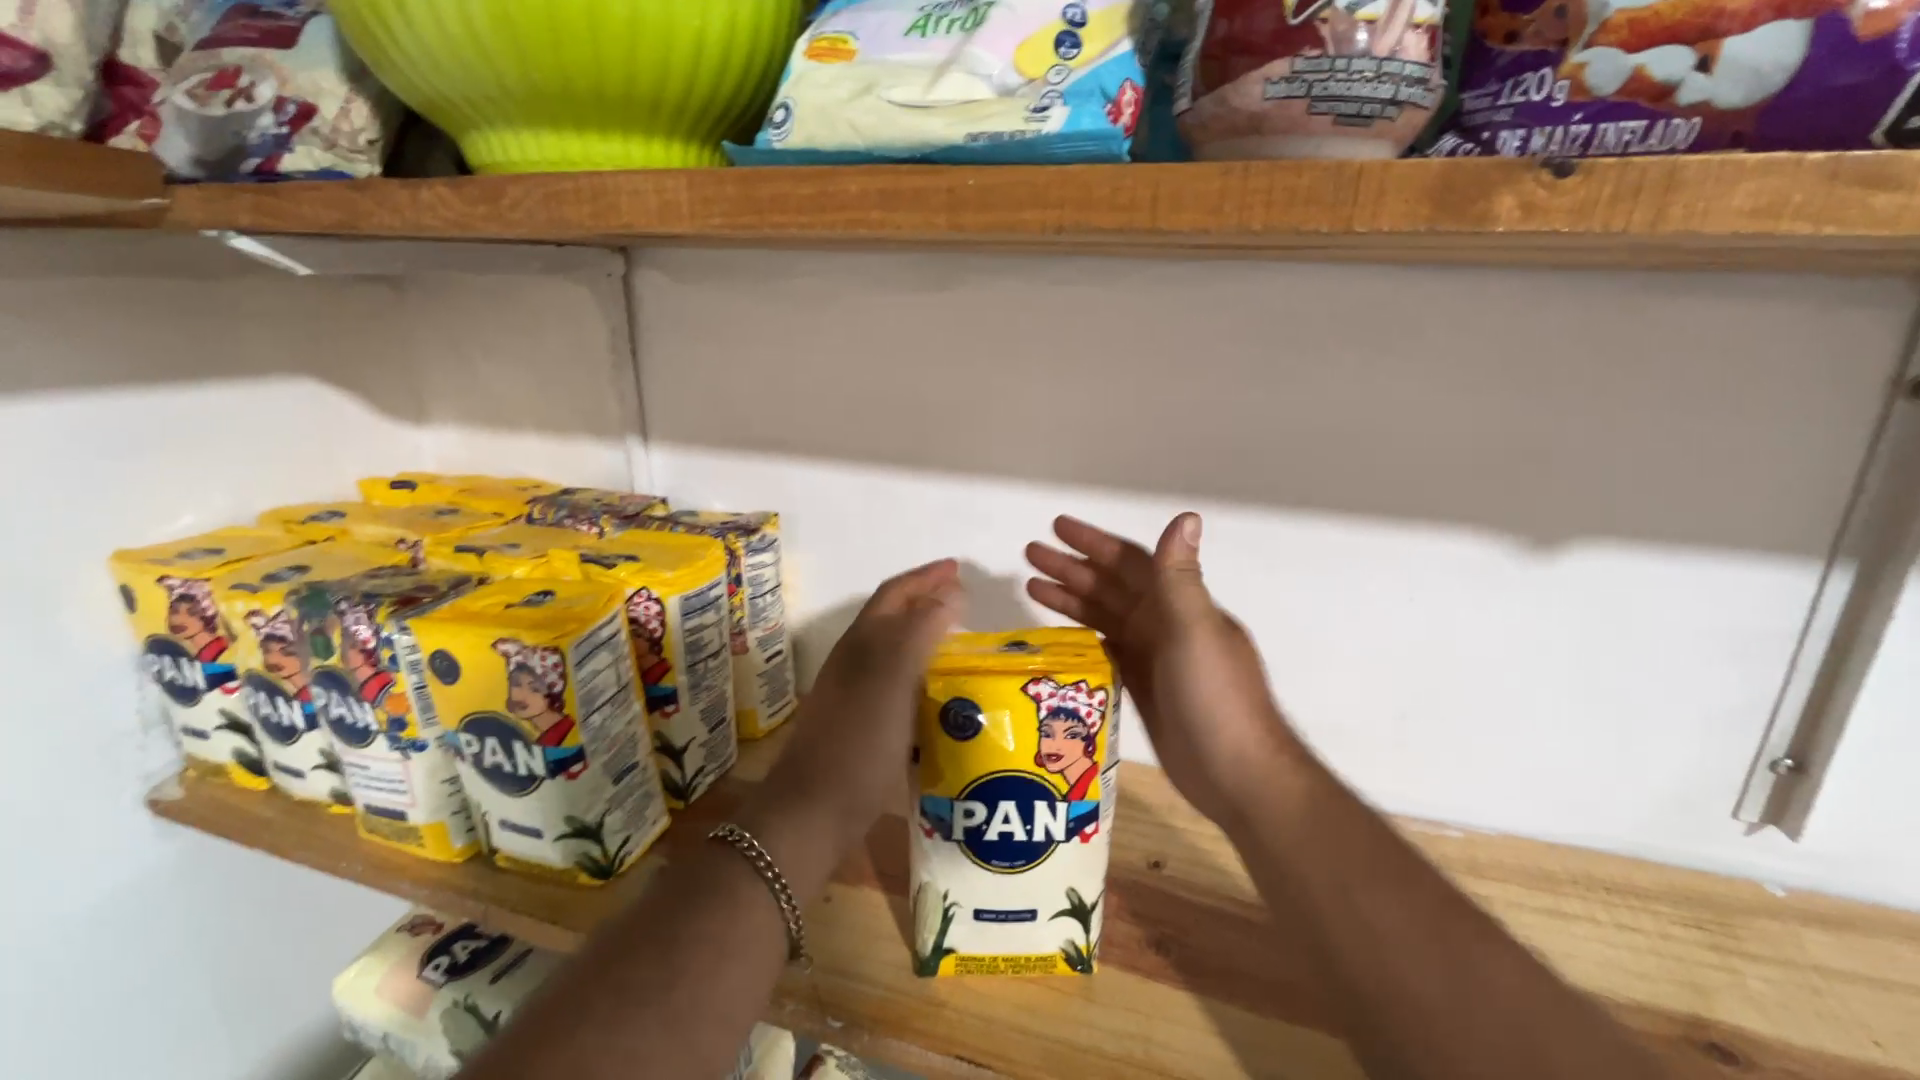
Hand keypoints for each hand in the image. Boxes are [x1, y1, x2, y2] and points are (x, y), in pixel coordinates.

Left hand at [755, 559, 963, 852]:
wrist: (814, 812)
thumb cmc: (858, 742)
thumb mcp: (893, 679)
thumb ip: (920, 630)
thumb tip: (949, 591)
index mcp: (861, 643)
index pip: (894, 594)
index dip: (925, 576)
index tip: (959, 569)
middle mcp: (854, 661)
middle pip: (892, 618)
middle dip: (926, 601)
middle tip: (965, 599)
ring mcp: (855, 694)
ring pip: (894, 651)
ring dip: (925, 636)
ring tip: (961, 640)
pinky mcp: (862, 725)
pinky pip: (898, 684)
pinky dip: (922, 674)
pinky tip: (941, 693)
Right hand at [1025, 514, 1301, 830]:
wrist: (1237, 774)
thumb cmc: (1216, 700)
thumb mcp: (1193, 632)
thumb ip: (1179, 578)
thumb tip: (1186, 516)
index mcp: (1179, 605)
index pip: (1129, 562)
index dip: (1093, 543)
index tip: (1056, 527)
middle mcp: (1165, 624)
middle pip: (1111, 587)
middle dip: (1072, 569)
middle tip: (1029, 554)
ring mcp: (1155, 657)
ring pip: (1105, 618)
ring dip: (1071, 600)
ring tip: (1030, 586)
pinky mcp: (1143, 688)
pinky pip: (1106, 651)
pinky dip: (1082, 639)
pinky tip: (1056, 637)